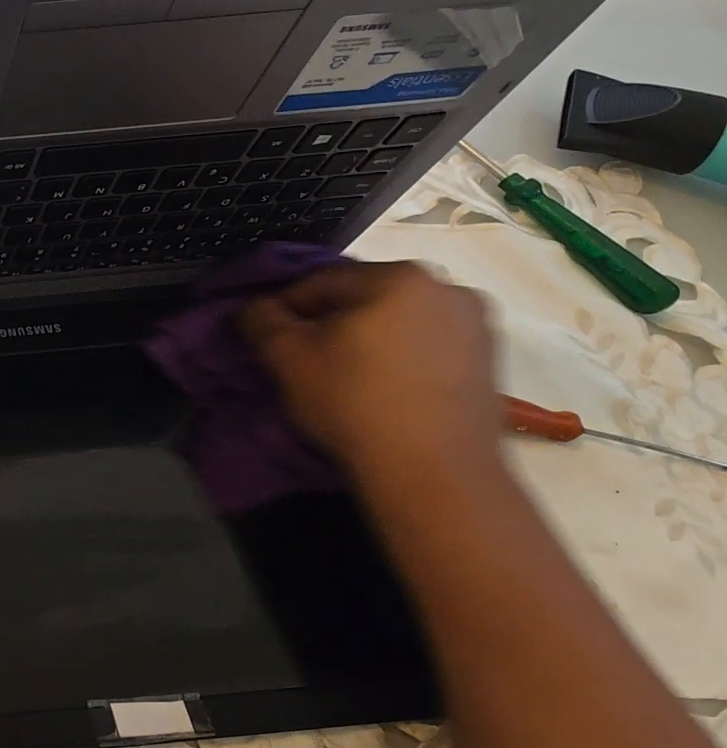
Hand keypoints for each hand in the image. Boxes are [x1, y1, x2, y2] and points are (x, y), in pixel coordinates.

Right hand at [238, 261, 503, 486]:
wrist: (435, 471)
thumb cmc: (353, 401)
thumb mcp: (286, 357)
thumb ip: (261, 320)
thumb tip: (255, 308)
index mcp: (398, 276)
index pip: (320, 283)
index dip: (285, 311)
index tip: (269, 340)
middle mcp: (447, 287)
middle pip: (363, 299)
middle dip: (329, 323)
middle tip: (304, 359)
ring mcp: (478, 324)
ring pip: (397, 322)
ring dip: (366, 340)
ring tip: (343, 376)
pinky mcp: (491, 360)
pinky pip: (427, 345)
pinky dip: (399, 358)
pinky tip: (381, 388)